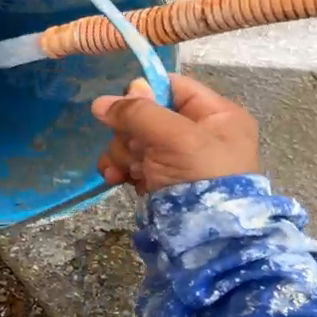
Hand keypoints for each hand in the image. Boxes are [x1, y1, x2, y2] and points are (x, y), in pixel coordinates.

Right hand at [90, 74, 259, 192]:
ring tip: (131, 170)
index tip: (124, 108)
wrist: (204, 229)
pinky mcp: (155, 173)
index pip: (172, 86)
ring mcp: (173, 154)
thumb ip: (139, 113)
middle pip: (142, 114)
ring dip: (121, 153)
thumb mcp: (175, 137)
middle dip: (129, 132)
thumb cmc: (201, 176)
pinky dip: (118, 168)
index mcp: (214, 114)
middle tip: (136, 149)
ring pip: (129, 138)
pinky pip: (125, 160)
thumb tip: (101, 101)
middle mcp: (193, 131)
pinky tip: (118, 178)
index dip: (144, 93)